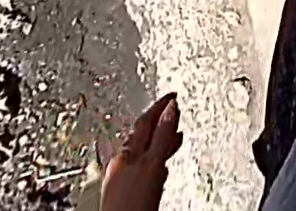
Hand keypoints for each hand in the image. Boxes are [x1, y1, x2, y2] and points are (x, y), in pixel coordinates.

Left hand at [101, 93, 181, 210]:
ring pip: (143, 151)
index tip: (172, 95)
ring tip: (173, 136)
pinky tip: (160, 167)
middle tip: (174, 109)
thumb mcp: (152, 164)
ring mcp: (122, 177)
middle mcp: (122, 162)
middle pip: (143, 134)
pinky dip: (154, 160)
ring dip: (158, 141)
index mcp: (127, 152)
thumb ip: (161, 135)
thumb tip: (170, 107)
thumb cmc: (132, 204)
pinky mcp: (126, 192)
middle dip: (159, 121)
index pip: (145, 120)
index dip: (160, 105)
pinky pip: (142, 167)